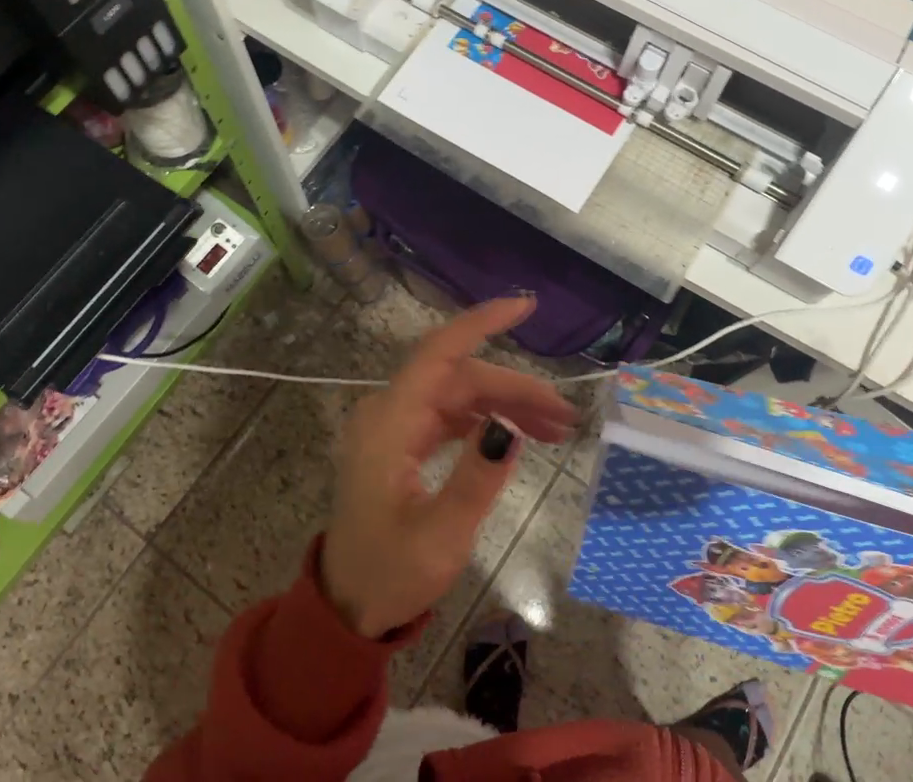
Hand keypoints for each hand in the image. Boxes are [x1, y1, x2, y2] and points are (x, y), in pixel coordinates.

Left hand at [319, 297, 575, 638]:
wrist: (347, 604)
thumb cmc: (390, 573)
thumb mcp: (440, 536)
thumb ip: (475, 479)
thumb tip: (509, 429)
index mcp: (390, 425)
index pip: (437, 354)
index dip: (480, 324)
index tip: (526, 307)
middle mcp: (388, 414)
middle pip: (458, 378)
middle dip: (513, 388)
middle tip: (566, 416)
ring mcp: (393, 429)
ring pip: (457, 396)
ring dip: (504, 405)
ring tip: (556, 429)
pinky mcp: (400, 446)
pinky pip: (448, 417)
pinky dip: (484, 422)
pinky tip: (518, 436)